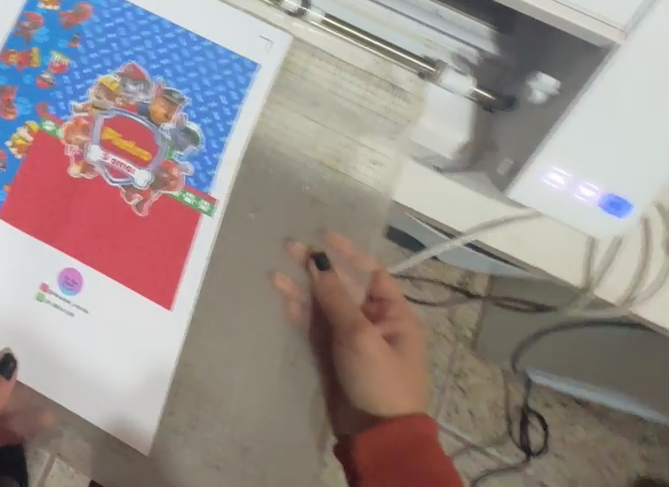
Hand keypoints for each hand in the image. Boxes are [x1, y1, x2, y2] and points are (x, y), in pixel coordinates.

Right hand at [271, 232, 430, 436]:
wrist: (376, 435)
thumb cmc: (379, 380)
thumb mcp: (360, 335)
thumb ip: (335, 296)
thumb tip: (318, 258)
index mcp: (394, 314)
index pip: (371, 272)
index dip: (347, 252)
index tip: (321, 234)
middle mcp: (373, 320)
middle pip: (342, 284)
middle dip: (316, 266)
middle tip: (287, 247)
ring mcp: (351, 336)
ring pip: (323, 302)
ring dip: (301, 287)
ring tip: (274, 274)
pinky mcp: (332, 352)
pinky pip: (314, 323)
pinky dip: (298, 310)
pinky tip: (281, 297)